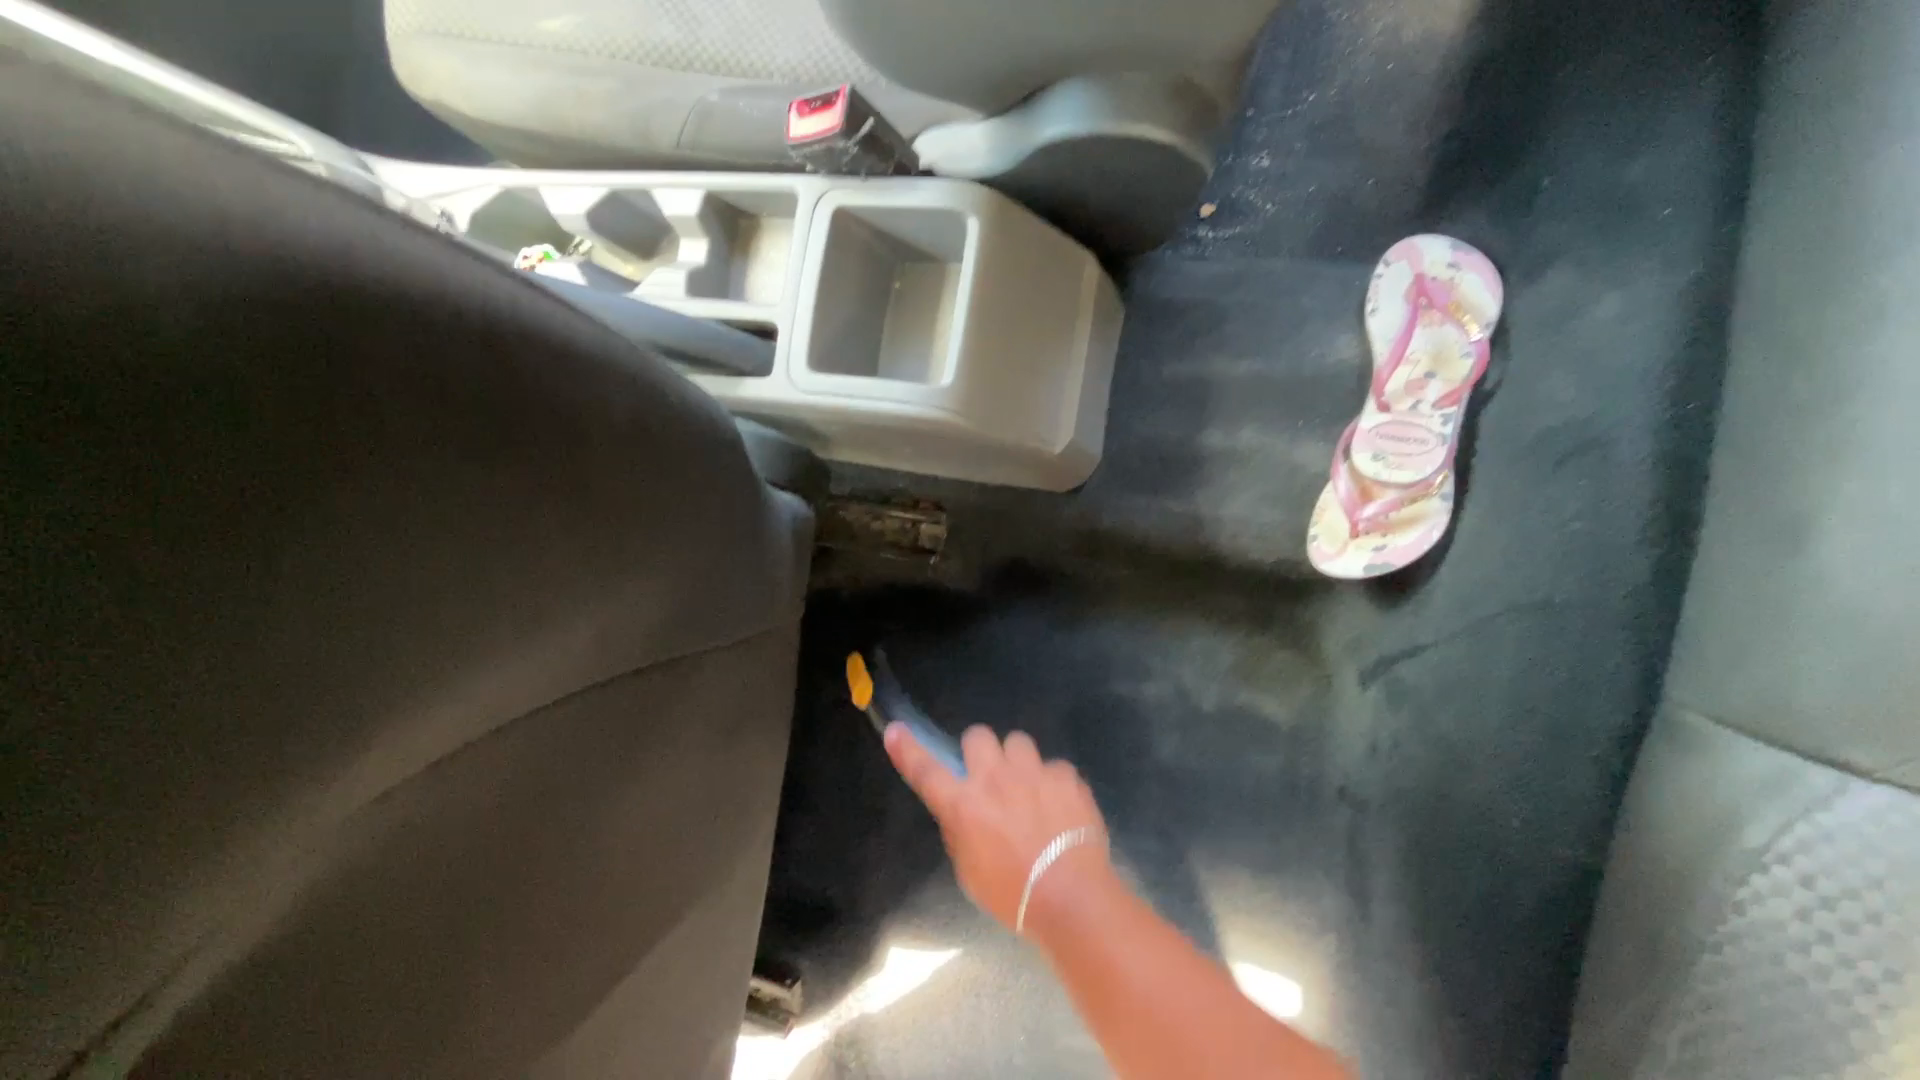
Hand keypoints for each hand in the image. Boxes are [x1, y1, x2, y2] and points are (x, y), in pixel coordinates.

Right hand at [884, 722, 1111, 935]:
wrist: (1072, 899)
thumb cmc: (1013, 896)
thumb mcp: (970, 872)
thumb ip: (962, 831)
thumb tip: (964, 812)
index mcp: (964, 805)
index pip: (926, 769)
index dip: (908, 749)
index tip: (896, 731)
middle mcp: (995, 779)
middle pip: (978, 735)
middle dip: (981, 752)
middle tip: (991, 778)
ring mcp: (1034, 773)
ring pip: (1018, 742)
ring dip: (1018, 762)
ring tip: (1029, 789)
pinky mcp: (1066, 776)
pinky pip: (1054, 767)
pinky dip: (1054, 783)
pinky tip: (1061, 808)